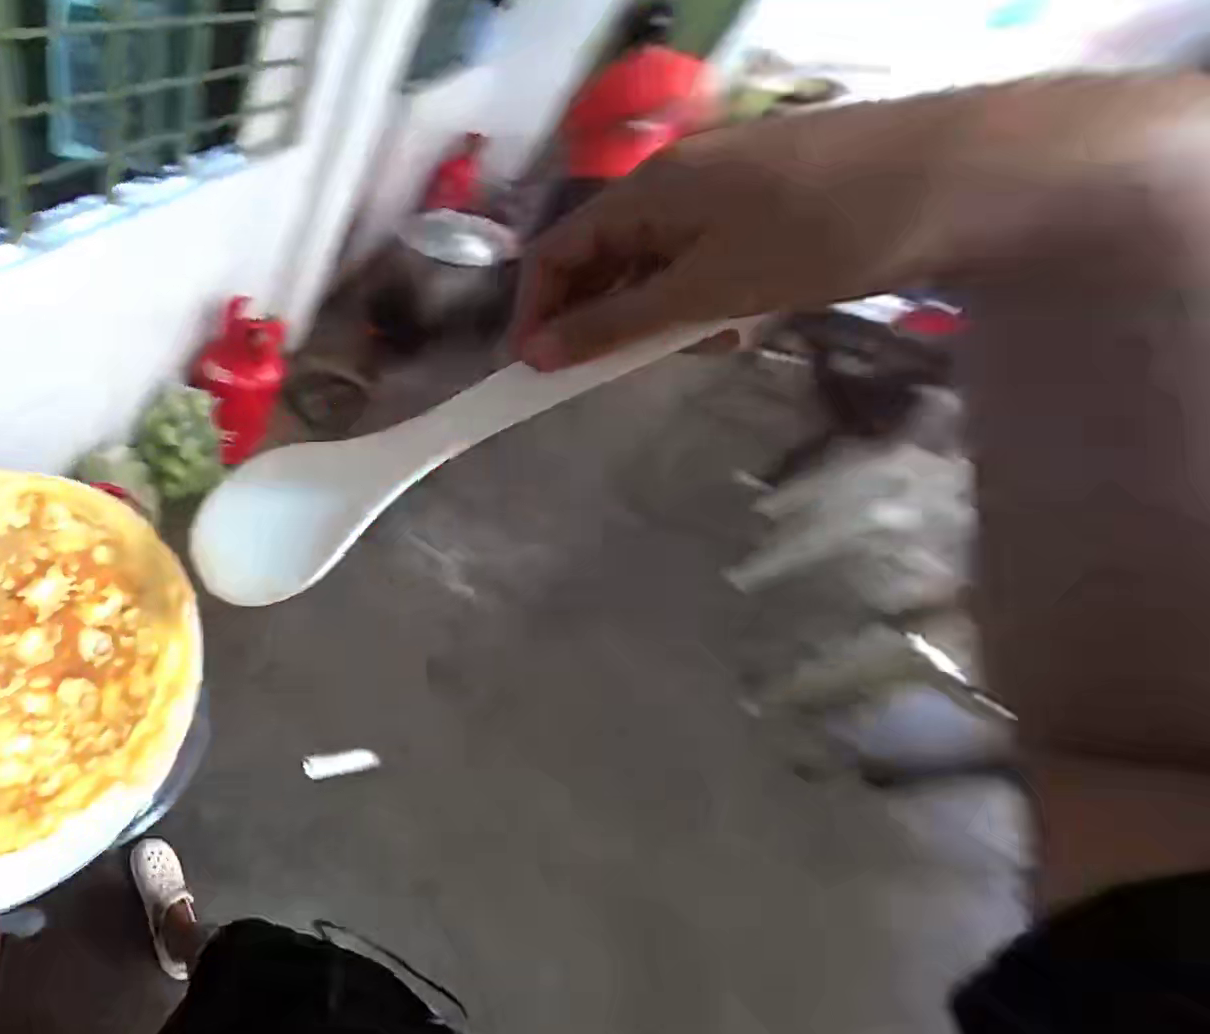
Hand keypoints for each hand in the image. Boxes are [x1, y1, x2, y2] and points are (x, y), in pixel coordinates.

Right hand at [513, 73, 1209, 371]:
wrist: (989, 176)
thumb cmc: (824, 232)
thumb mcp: (702, 291)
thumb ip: (611, 325)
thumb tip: (533, 356)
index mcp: (647, 191)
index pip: (554, 254)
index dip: (533, 312)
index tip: (533, 367)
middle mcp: (672, 184)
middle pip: (598, 261)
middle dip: (597, 318)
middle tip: (612, 367)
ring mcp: (719, 193)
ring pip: (648, 267)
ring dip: (652, 316)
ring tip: (699, 344)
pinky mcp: (760, 207)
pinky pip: (696, 261)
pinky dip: (696, 300)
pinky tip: (736, 322)